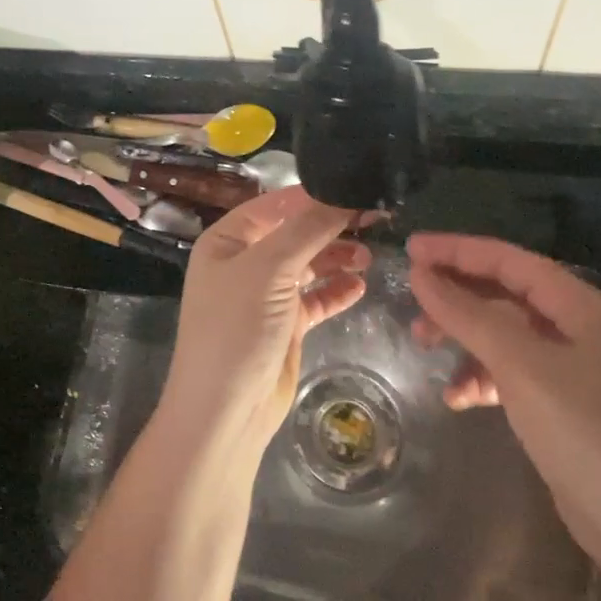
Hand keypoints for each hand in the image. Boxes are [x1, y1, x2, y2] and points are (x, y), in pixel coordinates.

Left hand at [158, 187, 371, 448]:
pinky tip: (359, 286)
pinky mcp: (284, 326)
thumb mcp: (269, 270)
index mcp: (227, 240)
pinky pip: (314, 299)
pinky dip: (336, 291)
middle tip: (375, 220)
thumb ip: (308, 230)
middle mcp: (244, 263)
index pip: (275, 205)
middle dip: (330, 227)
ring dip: (337, 258)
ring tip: (368, 256)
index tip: (356, 189)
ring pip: (307, 265)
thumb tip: (344, 195)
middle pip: (294, 233)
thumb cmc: (236, 328)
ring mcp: (264, 296)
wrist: (224, 411)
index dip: (313, 196)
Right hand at [407, 231, 600, 600]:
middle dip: (456, 295)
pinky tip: (457, 397)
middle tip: (411, 303)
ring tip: (423, 348)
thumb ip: (468, 315)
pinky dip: (482, 377)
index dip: (457, 249)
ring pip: (505, 333)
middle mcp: (578, 327)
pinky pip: (513, 372)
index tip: (409, 248)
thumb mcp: (520, 364)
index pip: (508, 259)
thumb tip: (419, 274)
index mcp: (578, 304)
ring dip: (464, 336)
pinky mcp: (565, 405)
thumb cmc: (585, 430)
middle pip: (505, 293)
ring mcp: (574, 368)